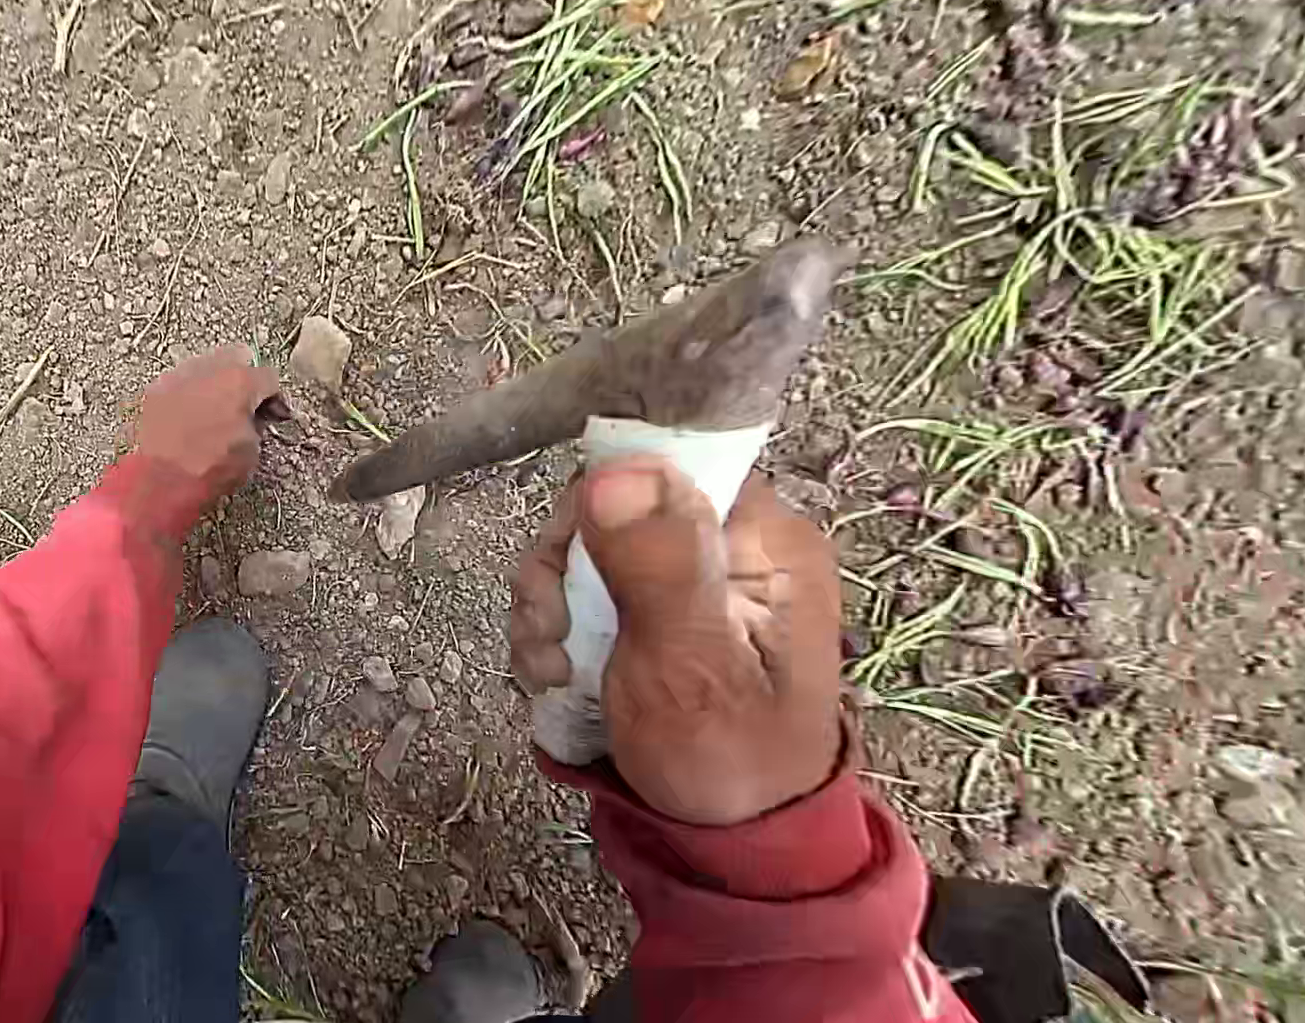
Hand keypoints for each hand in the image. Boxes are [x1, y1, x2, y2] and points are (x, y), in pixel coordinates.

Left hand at [136, 345, 280, 496]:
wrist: (161, 482)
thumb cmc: (211, 467)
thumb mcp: (252, 450)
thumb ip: (257, 424)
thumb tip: (253, 418)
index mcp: (240, 381)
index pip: (269, 378)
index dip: (275, 399)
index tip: (274, 416)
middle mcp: (209, 369)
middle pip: (236, 361)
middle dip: (245, 382)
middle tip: (247, 408)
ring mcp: (178, 377)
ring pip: (206, 369)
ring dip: (216, 385)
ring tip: (216, 413)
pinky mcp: (155, 391)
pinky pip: (181, 384)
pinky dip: (190, 396)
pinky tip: (190, 418)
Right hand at [510, 458, 842, 825]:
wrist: (714, 840)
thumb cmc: (721, 760)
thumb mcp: (692, 667)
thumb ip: (661, 567)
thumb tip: (618, 470)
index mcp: (758, 538)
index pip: (666, 465)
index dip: (603, 500)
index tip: (572, 561)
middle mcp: (716, 544)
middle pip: (606, 507)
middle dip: (561, 568)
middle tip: (551, 630)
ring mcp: (672, 575)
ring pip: (576, 550)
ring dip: (545, 604)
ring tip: (548, 665)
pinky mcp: (637, 606)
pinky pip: (570, 588)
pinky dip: (547, 626)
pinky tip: (549, 670)